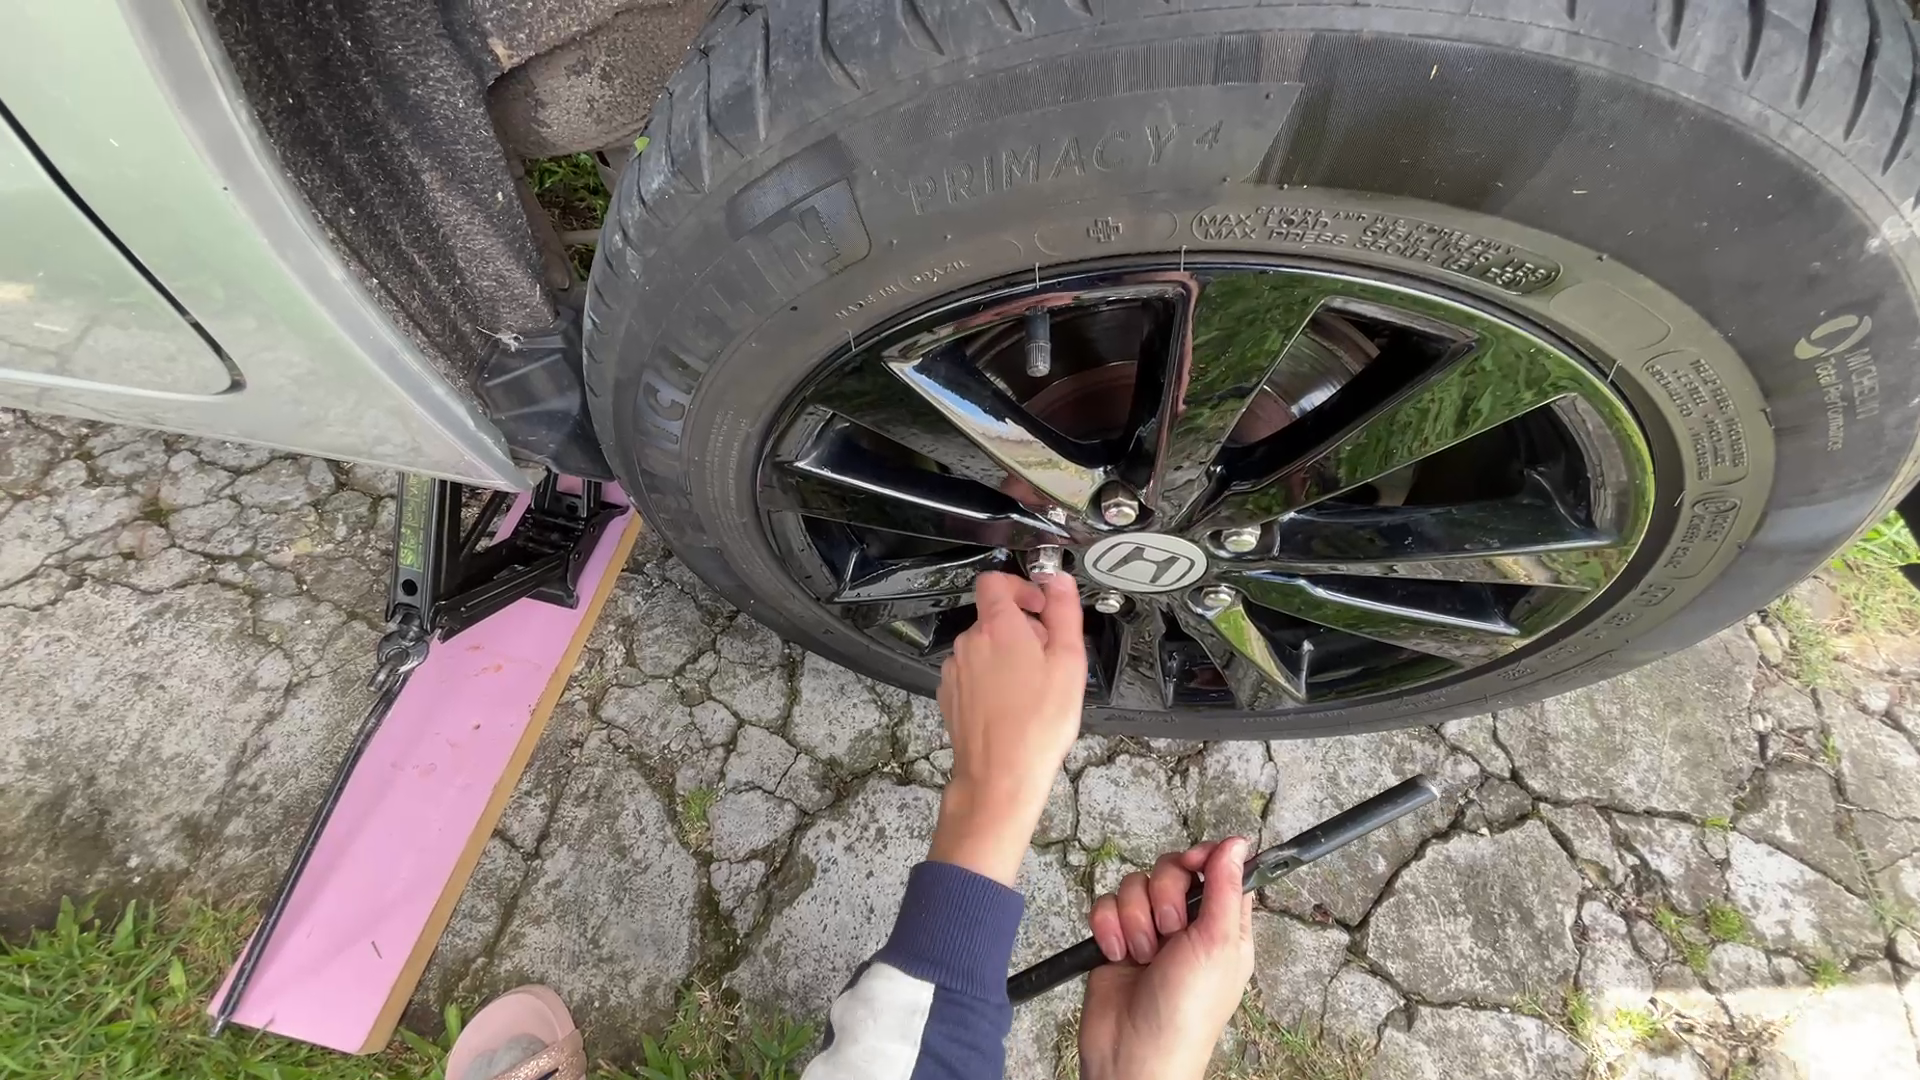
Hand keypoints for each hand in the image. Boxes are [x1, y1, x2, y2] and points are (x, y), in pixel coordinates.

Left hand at [927, 570, 1084, 884]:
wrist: (1000, 776)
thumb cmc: (1037, 724)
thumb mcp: (1068, 661)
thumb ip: (1063, 611)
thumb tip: (1057, 580)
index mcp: (998, 627)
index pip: (995, 580)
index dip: (1020, 587)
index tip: (1039, 607)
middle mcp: (969, 642)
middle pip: (994, 617)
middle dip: (1022, 628)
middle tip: (1047, 657)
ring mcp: (955, 669)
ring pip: (983, 646)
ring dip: (1006, 655)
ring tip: (1032, 687)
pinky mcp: (950, 694)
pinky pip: (972, 672)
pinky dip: (991, 678)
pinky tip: (1011, 704)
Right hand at [1079, 839, 1255, 1079]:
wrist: (1132, 1052)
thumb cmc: (1187, 1011)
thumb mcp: (1217, 947)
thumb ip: (1224, 888)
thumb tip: (1239, 841)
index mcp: (1221, 925)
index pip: (1216, 867)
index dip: (1201, 858)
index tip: (1191, 866)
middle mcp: (1186, 923)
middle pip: (1170, 869)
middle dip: (1162, 896)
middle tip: (1168, 932)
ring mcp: (1148, 929)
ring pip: (1134, 884)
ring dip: (1134, 919)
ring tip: (1141, 955)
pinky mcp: (1115, 935)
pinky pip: (1105, 902)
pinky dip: (1108, 926)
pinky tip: (1115, 954)